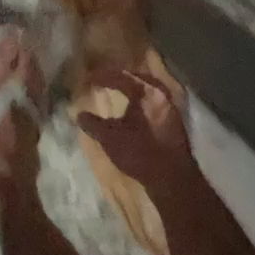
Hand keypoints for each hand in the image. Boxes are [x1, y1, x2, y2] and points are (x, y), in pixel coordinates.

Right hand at [75, 69, 198, 198]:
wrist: (173, 179)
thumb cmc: (140, 152)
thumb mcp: (109, 138)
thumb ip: (93, 123)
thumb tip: (79, 114)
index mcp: (144, 91)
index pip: (119, 76)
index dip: (100, 76)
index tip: (86, 79)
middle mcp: (160, 94)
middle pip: (136, 78)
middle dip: (117, 78)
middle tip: (102, 80)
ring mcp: (171, 108)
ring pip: (147, 90)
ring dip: (131, 89)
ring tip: (117, 92)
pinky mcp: (175, 122)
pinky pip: (154, 102)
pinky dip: (141, 101)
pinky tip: (133, 111)